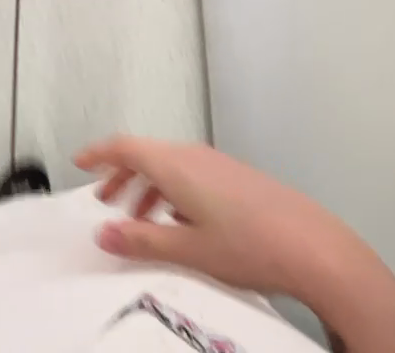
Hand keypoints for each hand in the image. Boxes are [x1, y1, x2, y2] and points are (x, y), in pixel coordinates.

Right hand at [75, 137, 394, 352]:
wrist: (314, 247)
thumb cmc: (250, 246)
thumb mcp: (186, 249)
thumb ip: (140, 240)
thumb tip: (104, 233)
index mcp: (175, 165)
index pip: (124, 147)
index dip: (98, 153)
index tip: (80, 162)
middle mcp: (193, 155)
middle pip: (145, 155)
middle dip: (120, 175)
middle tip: (105, 200)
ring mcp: (217, 164)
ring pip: (168, 166)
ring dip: (146, 186)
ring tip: (139, 219)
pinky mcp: (235, 177)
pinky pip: (190, 174)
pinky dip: (171, 191)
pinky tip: (178, 223)